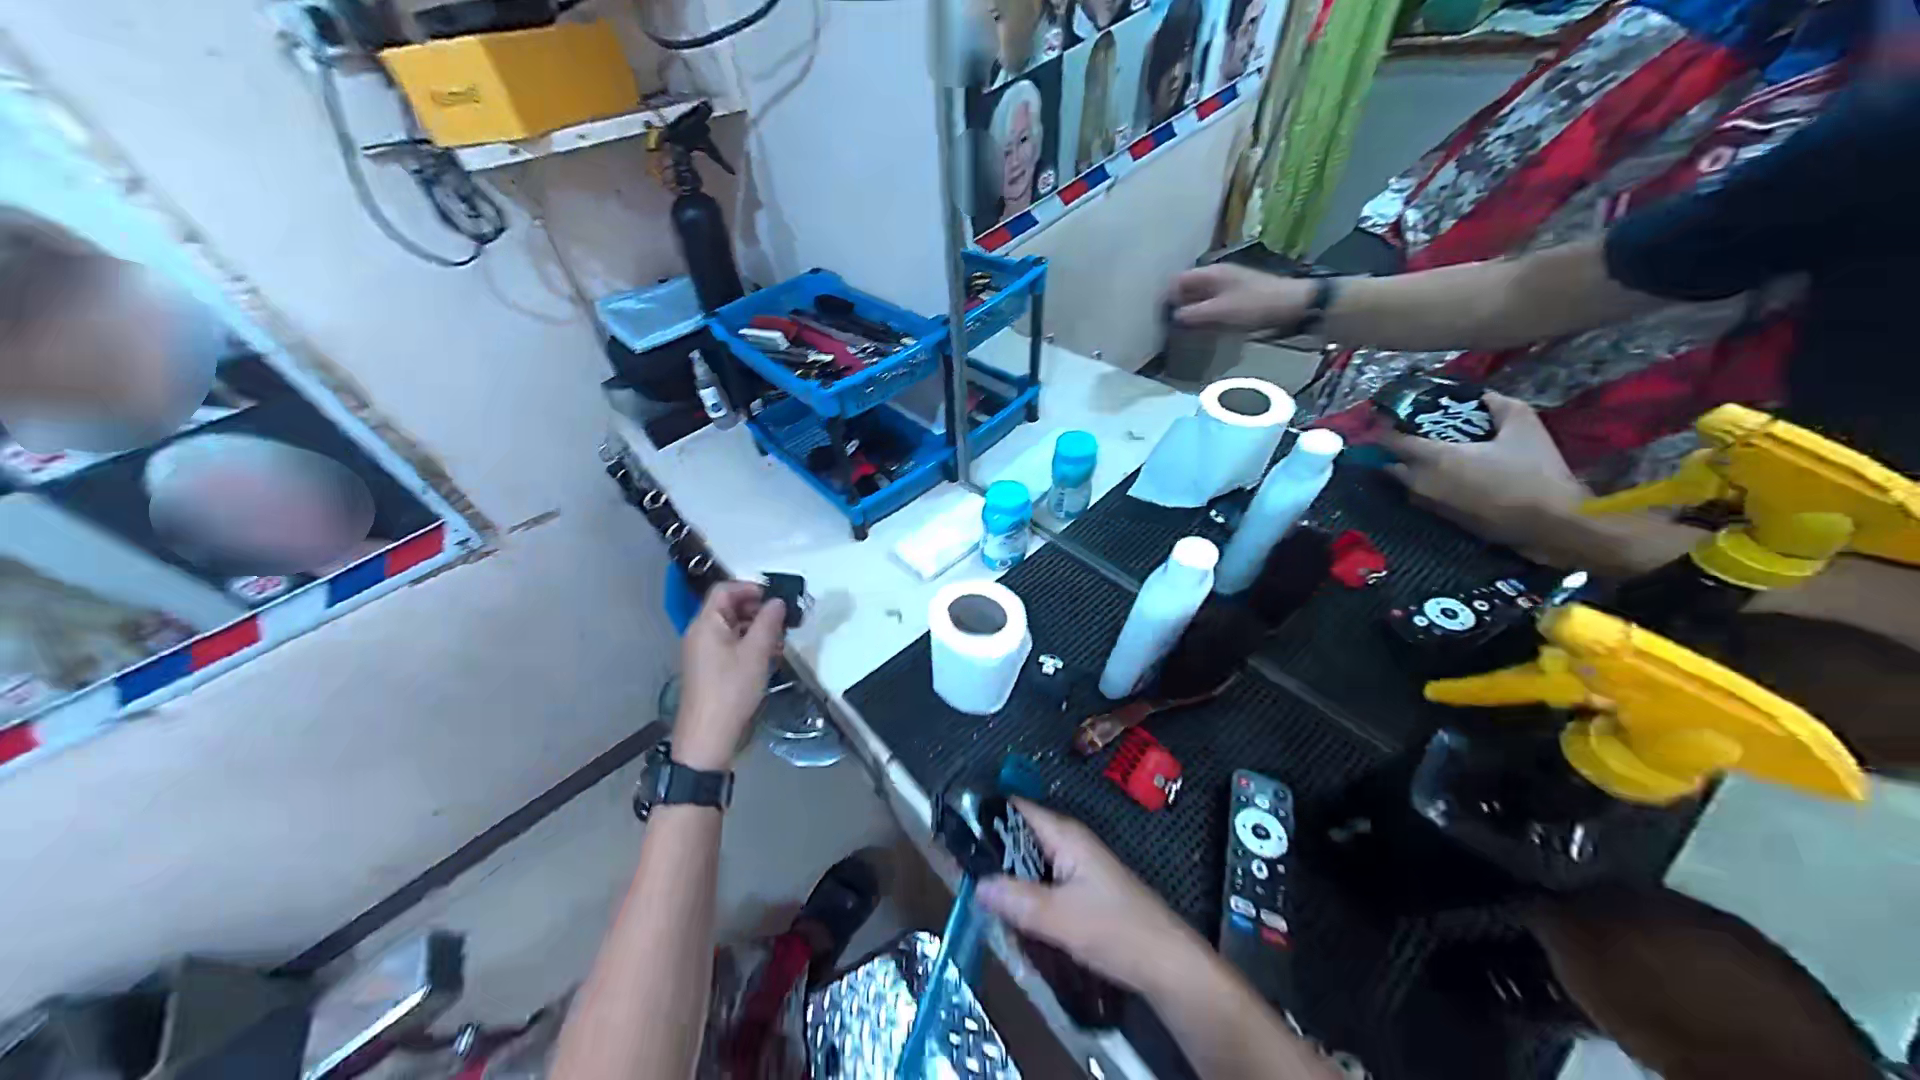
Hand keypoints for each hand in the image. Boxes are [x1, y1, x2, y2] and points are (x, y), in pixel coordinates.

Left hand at [672, 581, 786, 770]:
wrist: (709, 736)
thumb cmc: (731, 689)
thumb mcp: (756, 652)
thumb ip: (769, 622)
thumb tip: (777, 602)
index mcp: (706, 624)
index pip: (724, 590)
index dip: (751, 587)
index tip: (776, 597)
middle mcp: (700, 633)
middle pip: (728, 608)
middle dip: (758, 609)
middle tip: (784, 618)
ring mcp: (704, 652)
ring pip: (732, 628)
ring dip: (757, 628)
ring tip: (781, 639)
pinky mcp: (710, 669)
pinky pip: (731, 645)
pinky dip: (750, 644)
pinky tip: (770, 655)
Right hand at [976, 799, 1208, 995]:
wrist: (1167, 965)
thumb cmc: (1116, 930)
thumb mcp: (1059, 918)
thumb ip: (1016, 899)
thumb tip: (976, 884)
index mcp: (1065, 835)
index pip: (1016, 809)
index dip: (985, 816)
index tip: (954, 833)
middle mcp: (1068, 843)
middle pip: (1019, 838)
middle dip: (993, 859)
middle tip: (965, 881)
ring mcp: (1075, 868)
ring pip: (1028, 866)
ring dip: (1009, 885)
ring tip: (984, 906)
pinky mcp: (1080, 892)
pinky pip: (1041, 886)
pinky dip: (1026, 900)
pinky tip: (1015, 924)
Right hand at [1169, 264, 1312, 331]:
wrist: (1293, 304)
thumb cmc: (1255, 305)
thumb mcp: (1220, 311)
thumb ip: (1194, 313)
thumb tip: (1174, 316)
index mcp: (1211, 273)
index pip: (1178, 280)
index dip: (1168, 296)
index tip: (1162, 316)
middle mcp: (1218, 274)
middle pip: (1188, 287)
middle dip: (1179, 304)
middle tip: (1172, 325)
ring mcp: (1229, 283)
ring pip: (1201, 295)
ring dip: (1193, 310)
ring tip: (1187, 328)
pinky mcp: (1238, 294)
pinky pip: (1213, 302)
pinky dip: (1206, 312)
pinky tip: (1206, 326)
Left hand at [1379, 392, 1587, 551]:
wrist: (1551, 523)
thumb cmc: (1534, 470)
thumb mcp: (1523, 426)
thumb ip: (1499, 405)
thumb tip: (1483, 397)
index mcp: (1433, 458)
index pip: (1391, 441)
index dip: (1384, 428)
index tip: (1387, 417)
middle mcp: (1421, 483)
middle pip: (1391, 464)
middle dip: (1393, 451)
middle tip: (1410, 435)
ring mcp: (1428, 504)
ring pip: (1405, 483)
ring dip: (1408, 469)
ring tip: (1428, 453)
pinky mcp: (1441, 518)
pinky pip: (1422, 496)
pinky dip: (1425, 483)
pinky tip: (1447, 475)